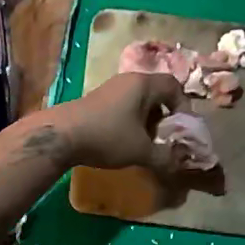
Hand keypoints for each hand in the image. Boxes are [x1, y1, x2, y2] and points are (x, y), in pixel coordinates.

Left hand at [52, 72, 187, 170]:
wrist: (61, 136)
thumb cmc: (108, 137)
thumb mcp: (141, 151)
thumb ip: (164, 157)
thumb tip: (179, 164)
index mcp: (143, 84)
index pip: (174, 86)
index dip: (183, 107)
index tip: (182, 129)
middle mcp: (127, 80)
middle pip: (156, 93)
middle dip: (164, 116)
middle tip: (164, 138)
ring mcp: (109, 89)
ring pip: (138, 101)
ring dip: (147, 120)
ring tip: (145, 143)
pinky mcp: (96, 100)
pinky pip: (123, 106)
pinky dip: (130, 121)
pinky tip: (124, 141)